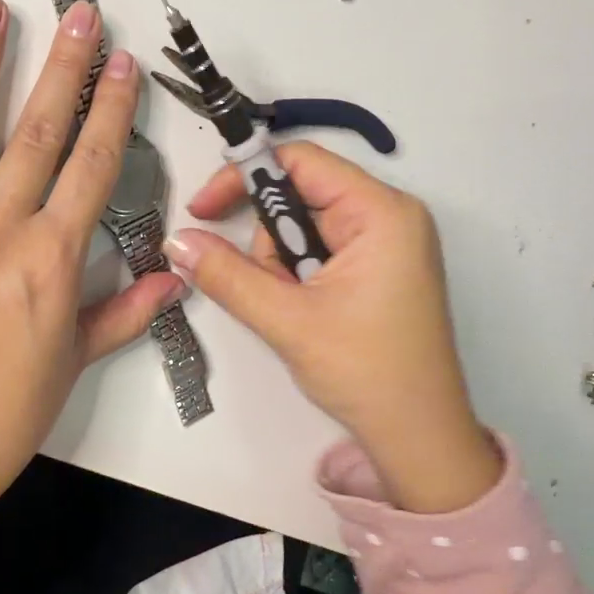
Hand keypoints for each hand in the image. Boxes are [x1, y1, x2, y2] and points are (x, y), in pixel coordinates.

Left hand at [0, 0, 184, 550]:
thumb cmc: (4, 418)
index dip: (113, 112)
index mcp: (50, 262)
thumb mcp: (72, 363)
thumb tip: (173, 277)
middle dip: (64, 70)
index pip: (91, 168)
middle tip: (79, 15)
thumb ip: (122, 311)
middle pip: (37, 136)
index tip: (123, 66)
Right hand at [164, 142, 501, 512]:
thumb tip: (177, 242)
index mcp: (381, 213)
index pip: (300, 161)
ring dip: (279, 266)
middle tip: (268, 288)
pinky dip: (295, 278)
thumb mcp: (287, 320)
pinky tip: (303, 312)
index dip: (243, 178)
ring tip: (294, 311)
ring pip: (302, 228)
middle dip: (267, 239)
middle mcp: (388, 217)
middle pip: (299, 194)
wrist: (415, 432)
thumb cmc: (367, 371)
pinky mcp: (375, 271)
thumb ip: (227, 276)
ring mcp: (384, 245)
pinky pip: (317, 252)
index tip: (201, 211)